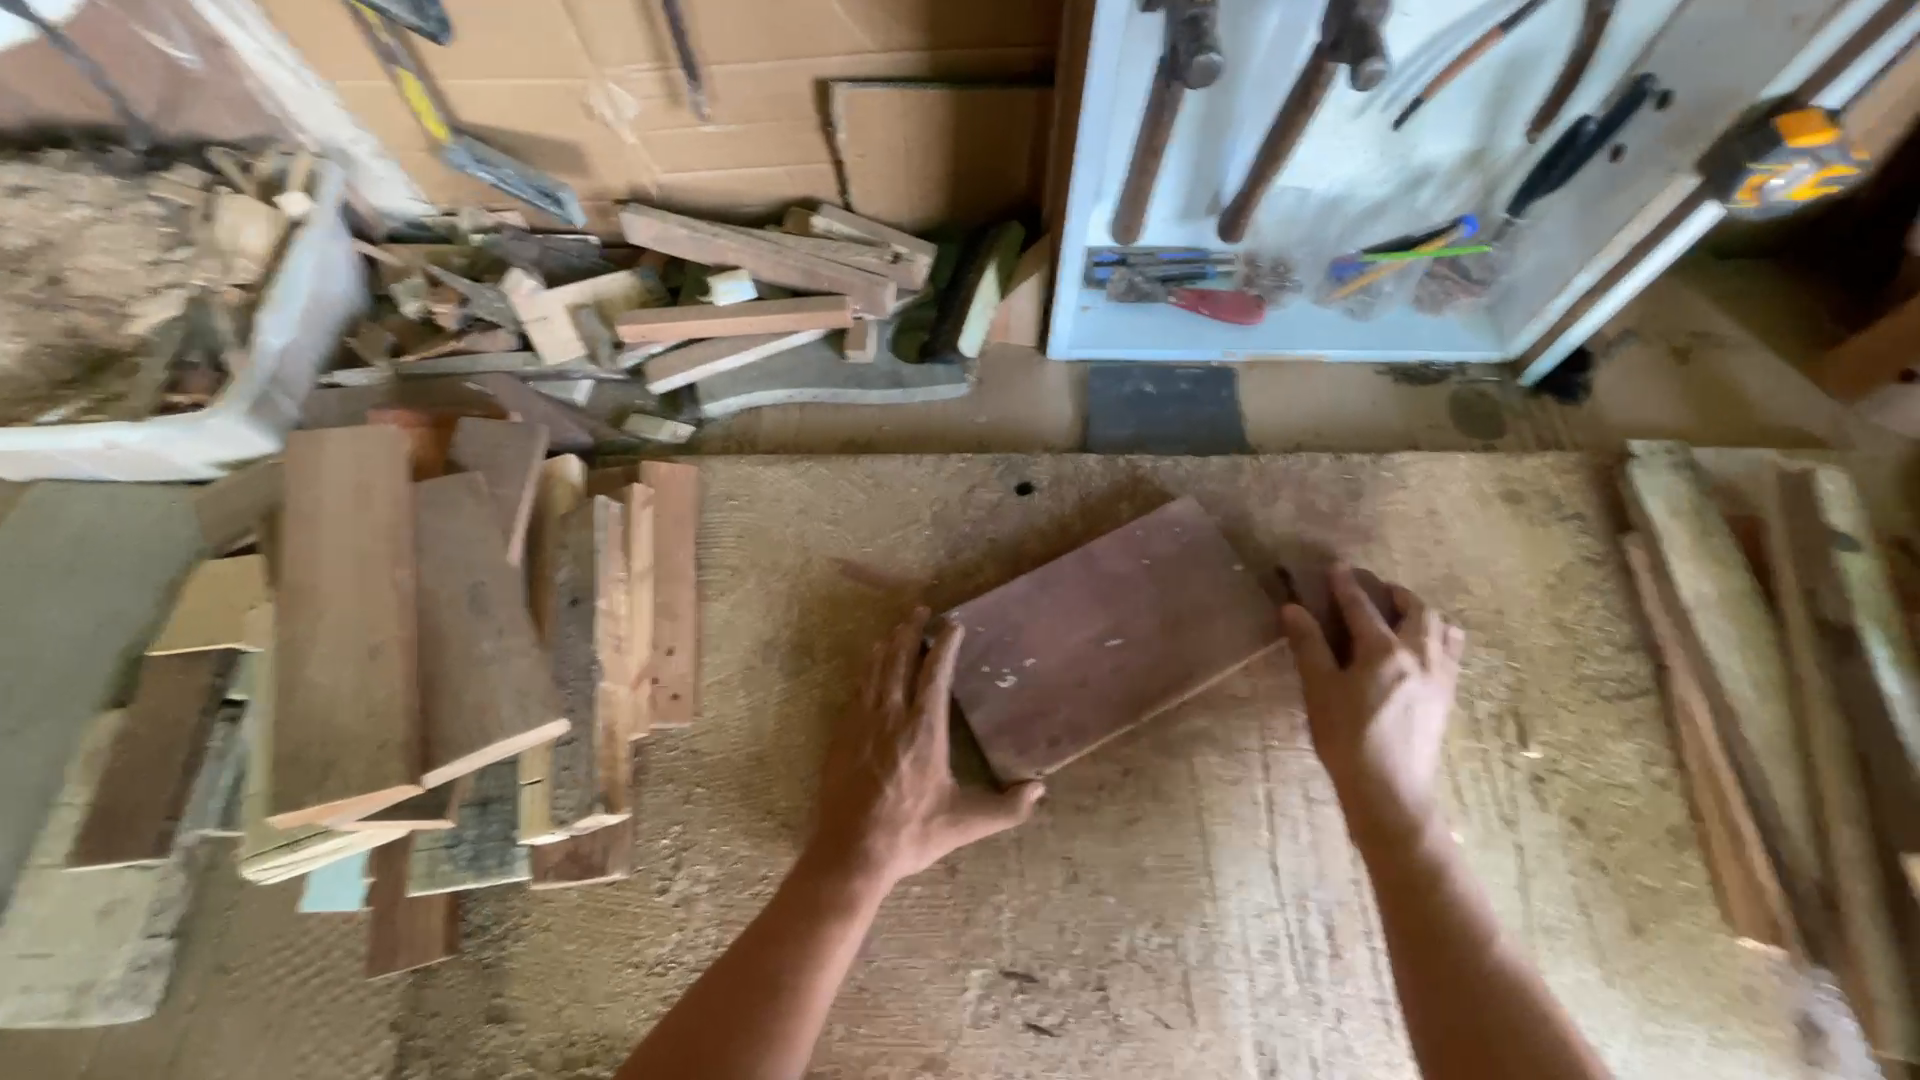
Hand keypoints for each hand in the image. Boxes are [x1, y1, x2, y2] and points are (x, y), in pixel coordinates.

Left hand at [806, 609, 1045, 891]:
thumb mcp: (966, 823)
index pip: (936, 674)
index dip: (945, 645)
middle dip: (911, 633)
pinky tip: (868, 671)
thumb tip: (1039, 790)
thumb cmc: (911, 833)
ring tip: (895, 631)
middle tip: (919, 611)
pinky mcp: (841, 737)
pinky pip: (855, 692)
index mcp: (924, 729)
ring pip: (874, 672)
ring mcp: (861, 724)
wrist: (852, 851)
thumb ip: (1007, 808)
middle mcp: (891, 716)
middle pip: (899, 661)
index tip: (953, 625)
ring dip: (887, 648)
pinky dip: (865, 673)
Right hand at [1281, 564, 1465, 853]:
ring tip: (1402, 617)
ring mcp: (1441, 676)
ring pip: (1444, 629)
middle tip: (1375, 592)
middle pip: (1418, 610)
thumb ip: (1309, 645)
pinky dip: (1438, 637)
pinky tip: (1420, 650)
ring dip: (1423, 614)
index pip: (1363, 607)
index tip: (1336, 568)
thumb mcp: (1319, 690)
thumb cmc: (1347, 739)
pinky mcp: (1448, 697)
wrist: (1390, 790)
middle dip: (1396, 594)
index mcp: (1384, 651)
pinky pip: (1452, 652)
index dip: (1347, 585)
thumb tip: (1293, 609)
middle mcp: (1420, 655)